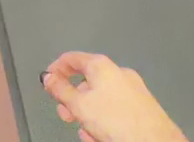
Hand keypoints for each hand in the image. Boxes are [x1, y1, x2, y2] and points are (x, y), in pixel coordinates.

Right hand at [41, 52, 185, 141]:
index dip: (55, 70)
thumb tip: (47, 77)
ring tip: (87, 133)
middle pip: (87, 83)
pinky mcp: (146, 110)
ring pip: (102, 100)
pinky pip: (117, 110)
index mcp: (101, 65)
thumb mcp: (79, 105)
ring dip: (89, 115)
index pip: (71, 59)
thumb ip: (59, 89)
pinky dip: (106, 120)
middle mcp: (119, 73)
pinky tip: (102, 136)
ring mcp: (135, 91)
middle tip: (66, 115)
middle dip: (73, 101)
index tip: (47, 85)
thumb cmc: (115, 120)